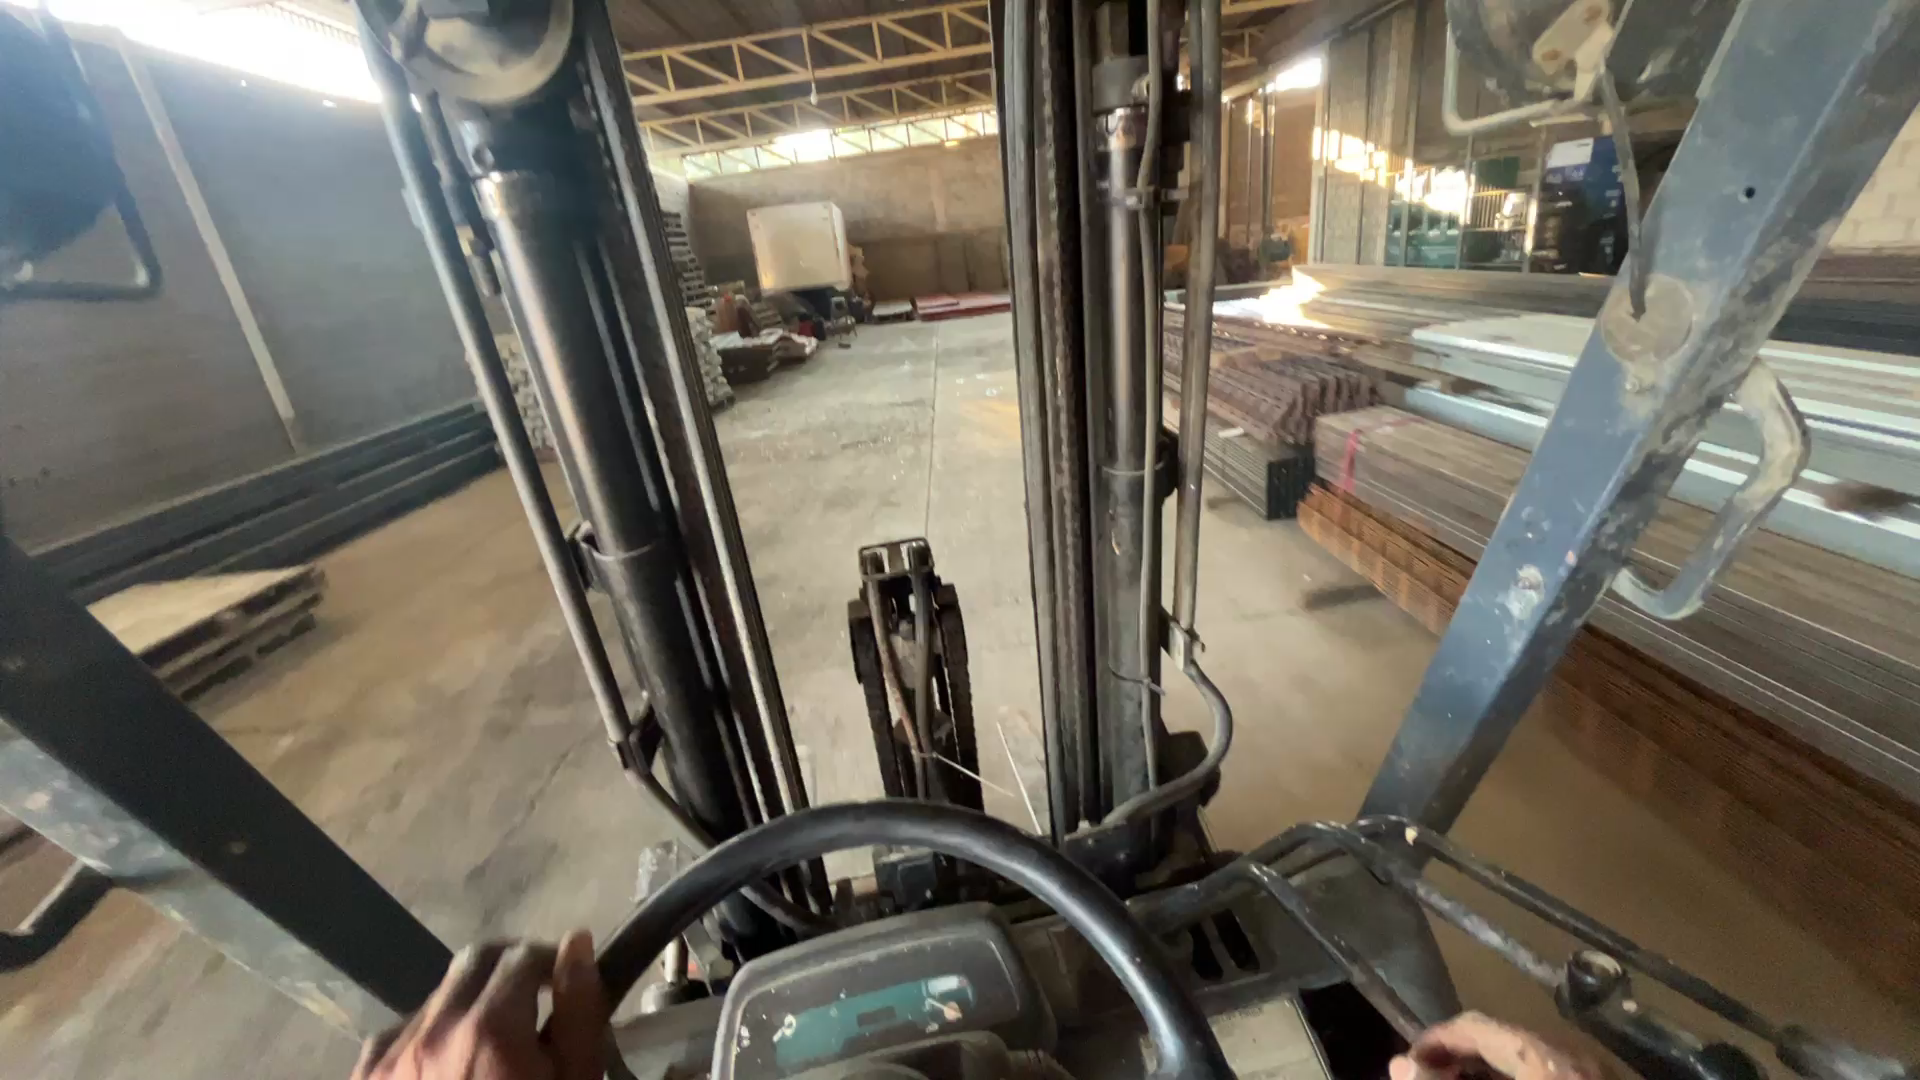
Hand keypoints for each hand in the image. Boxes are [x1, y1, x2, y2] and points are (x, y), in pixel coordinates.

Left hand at [351, 930, 607, 1079]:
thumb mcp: (575, 1079)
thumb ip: (580, 1008)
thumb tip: (576, 943)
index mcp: (492, 1029)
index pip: (524, 955)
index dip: (552, 960)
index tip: (565, 981)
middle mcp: (434, 1032)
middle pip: (476, 958)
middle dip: (510, 964)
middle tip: (534, 991)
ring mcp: (388, 1062)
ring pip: (434, 994)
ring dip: (469, 998)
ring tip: (488, 1035)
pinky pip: (390, 1035)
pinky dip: (422, 1033)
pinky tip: (441, 1061)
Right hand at [1391, 1012, 1605, 1079]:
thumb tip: (1399, 1065)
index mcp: (1544, 1058)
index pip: (1473, 1026)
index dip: (1433, 1041)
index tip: (1408, 1067)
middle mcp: (1573, 1061)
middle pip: (1499, 1043)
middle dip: (1459, 1060)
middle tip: (1429, 1079)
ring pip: (1523, 1065)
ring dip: (1485, 1076)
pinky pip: (1548, 1079)